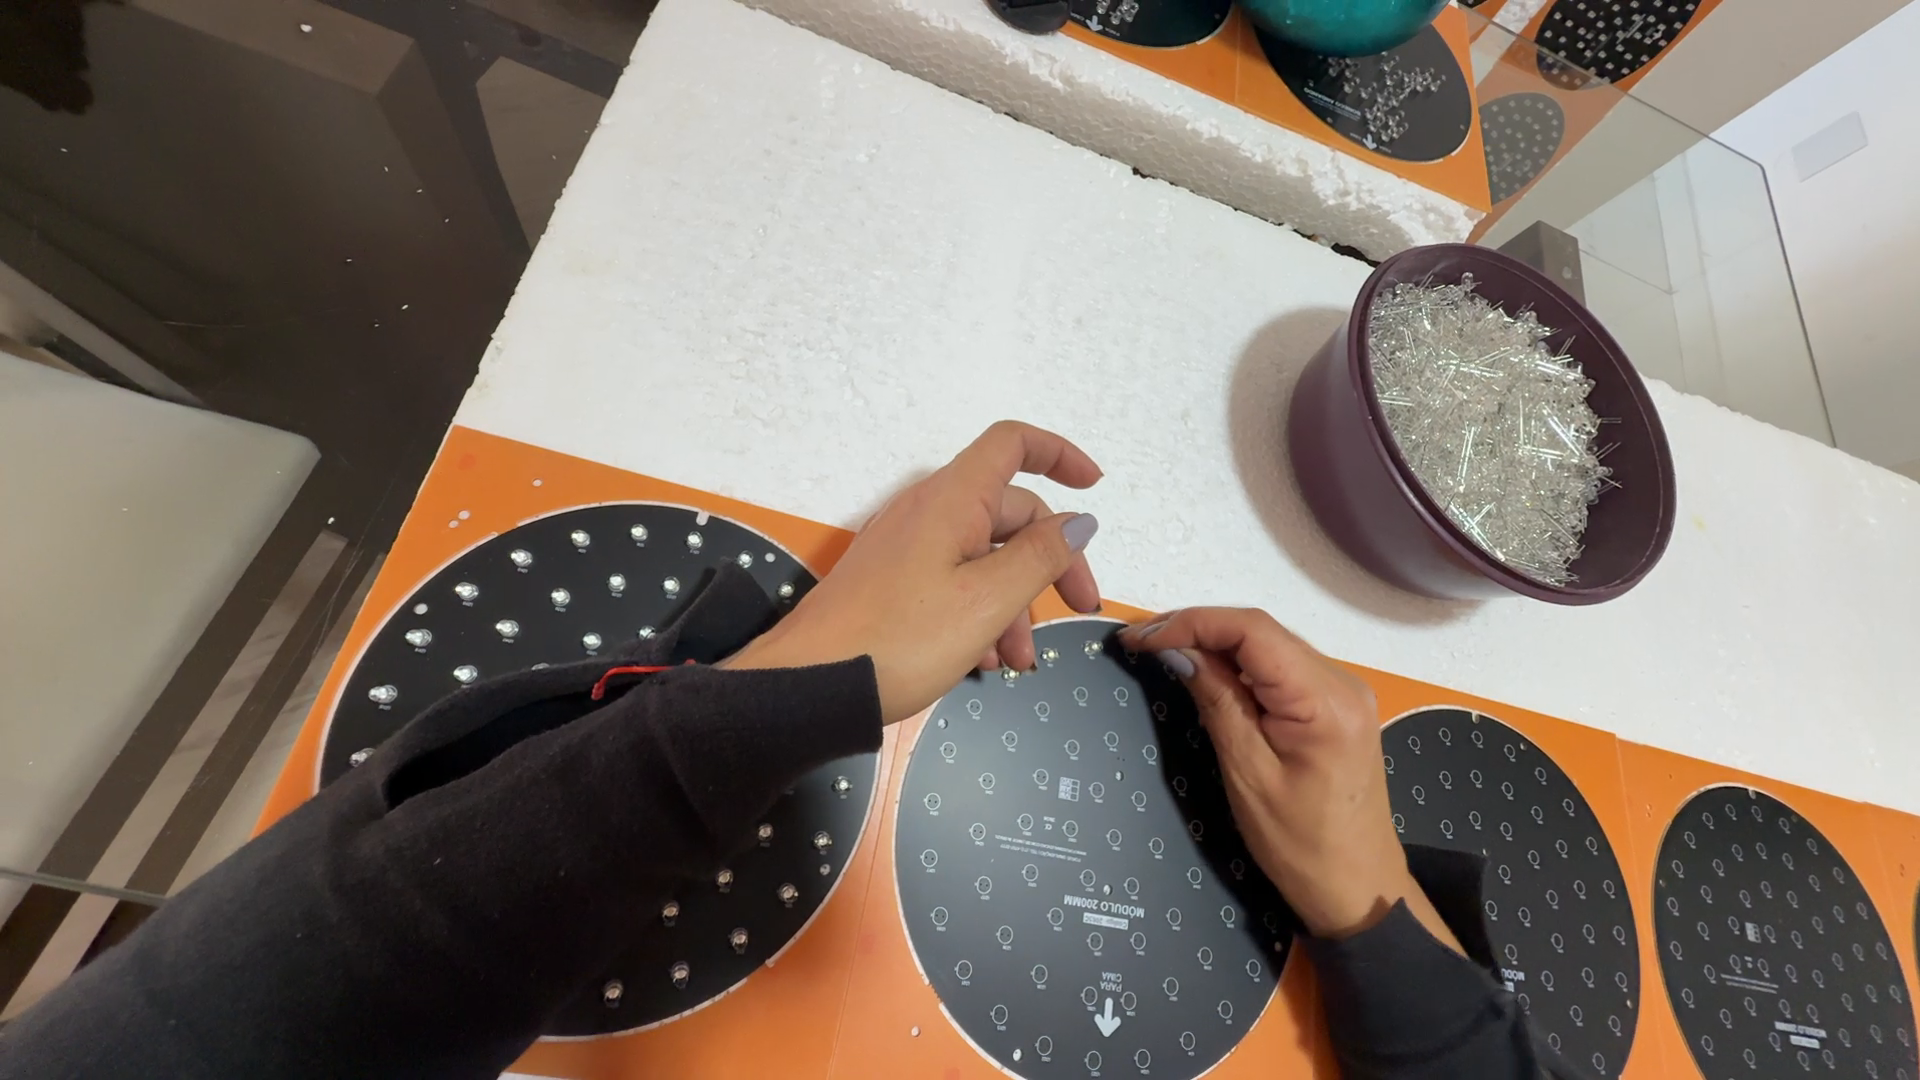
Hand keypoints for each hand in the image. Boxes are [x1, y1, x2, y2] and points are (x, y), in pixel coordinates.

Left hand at [725, 421, 1102, 723]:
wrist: (809, 683)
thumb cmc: (903, 638)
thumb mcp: (986, 601)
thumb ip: (1040, 557)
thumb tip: (1080, 521)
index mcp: (953, 499)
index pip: (1012, 444)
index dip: (1058, 453)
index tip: (1095, 486)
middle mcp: (929, 511)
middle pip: (1009, 514)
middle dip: (1051, 561)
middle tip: (1078, 609)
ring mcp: (907, 546)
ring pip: (982, 556)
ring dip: (1014, 602)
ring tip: (1020, 662)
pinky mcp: (893, 580)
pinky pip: (952, 581)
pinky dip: (979, 612)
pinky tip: (984, 661)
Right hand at [1121, 609, 1454, 946]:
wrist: (1358, 889)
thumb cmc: (1299, 843)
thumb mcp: (1246, 770)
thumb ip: (1215, 698)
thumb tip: (1175, 649)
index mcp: (1324, 699)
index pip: (1251, 630)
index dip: (1190, 623)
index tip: (1139, 638)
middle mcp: (1341, 681)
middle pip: (1258, 631)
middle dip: (1195, 628)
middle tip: (1140, 642)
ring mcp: (1341, 690)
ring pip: (1266, 643)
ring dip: (1211, 641)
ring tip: (1160, 650)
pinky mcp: (1333, 703)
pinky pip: (1276, 665)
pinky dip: (1234, 661)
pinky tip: (1202, 669)